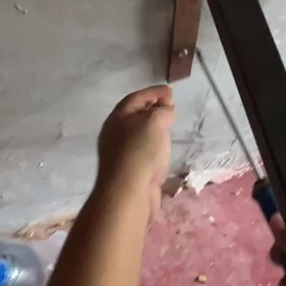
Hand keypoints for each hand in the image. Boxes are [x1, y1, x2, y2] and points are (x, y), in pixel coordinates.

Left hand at [95, 84, 174, 215]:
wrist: (128, 193)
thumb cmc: (140, 151)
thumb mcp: (155, 122)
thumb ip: (162, 110)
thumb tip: (166, 108)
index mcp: (117, 118)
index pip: (136, 98)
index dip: (154, 92)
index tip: (171, 92)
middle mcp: (115, 134)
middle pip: (135, 116)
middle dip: (152, 110)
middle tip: (170, 108)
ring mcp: (120, 154)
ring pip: (139, 135)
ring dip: (153, 130)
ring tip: (169, 128)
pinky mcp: (129, 172)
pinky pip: (143, 152)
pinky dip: (154, 147)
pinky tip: (163, 152)